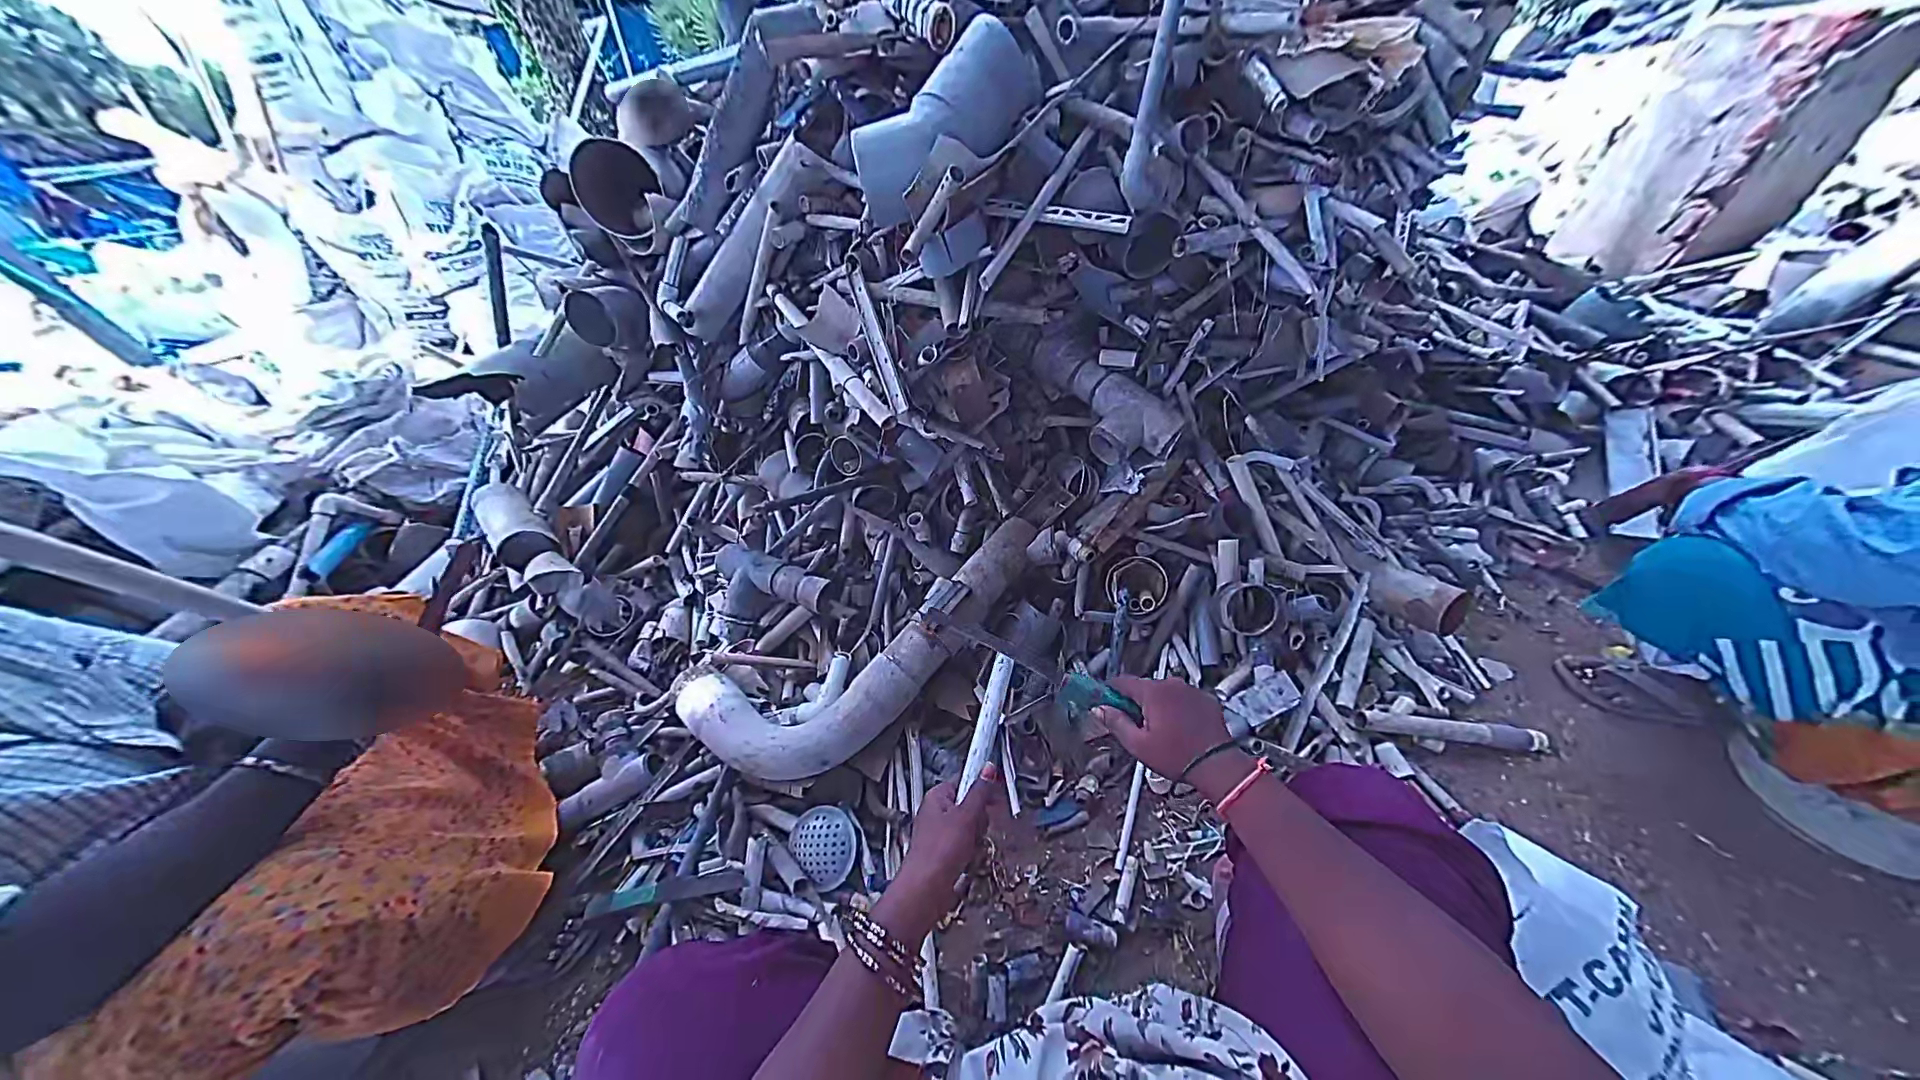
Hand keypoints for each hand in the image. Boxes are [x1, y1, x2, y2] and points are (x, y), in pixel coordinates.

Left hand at [878, 768, 1003, 940]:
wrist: (926, 890)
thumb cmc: (940, 851)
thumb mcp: (966, 816)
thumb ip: (980, 792)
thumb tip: (988, 768)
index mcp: (937, 796)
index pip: (965, 781)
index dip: (981, 789)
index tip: (994, 798)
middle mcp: (937, 812)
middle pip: (971, 806)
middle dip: (979, 820)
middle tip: (975, 829)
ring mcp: (940, 833)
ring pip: (971, 828)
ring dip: (976, 838)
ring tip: (969, 848)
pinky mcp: (945, 853)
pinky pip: (967, 846)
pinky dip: (971, 853)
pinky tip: (966, 860)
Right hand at [1094, 676, 1254, 802]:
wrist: (1217, 765)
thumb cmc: (1179, 757)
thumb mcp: (1138, 744)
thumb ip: (1116, 722)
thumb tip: (1100, 710)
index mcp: (1152, 692)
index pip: (1122, 681)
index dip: (1111, 692)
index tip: (1107, 703)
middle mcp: (1172, 685)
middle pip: (1143, 686)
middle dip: (1136, 702)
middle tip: (1136, 726)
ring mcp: (1190, 690)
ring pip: (1164, 692)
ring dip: (1158, 705)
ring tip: (1161, 731)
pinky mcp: (1205, 698)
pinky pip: (1183, 698)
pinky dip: (1178, 708)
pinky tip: (1179, 728)